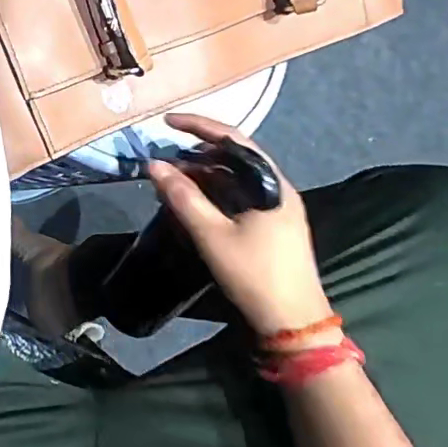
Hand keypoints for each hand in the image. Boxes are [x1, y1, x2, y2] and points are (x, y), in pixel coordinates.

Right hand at [149, 114, 334, 340]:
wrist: (294, 325)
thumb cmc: (255, 275)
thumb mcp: (212, 235)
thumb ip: (182, 196)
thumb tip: (154, 164)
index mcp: (272, 184)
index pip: (233, 139)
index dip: (198, 125)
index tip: (167, 122)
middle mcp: (278, 188)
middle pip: (234, 155)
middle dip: (196, 151)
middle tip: (164, 155)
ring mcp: (277, 207)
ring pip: (234, 176)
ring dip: (202, 172)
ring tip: (171, 177)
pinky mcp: (271, 224)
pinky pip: (238, 193)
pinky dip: (212, 190)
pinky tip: (191, 198)